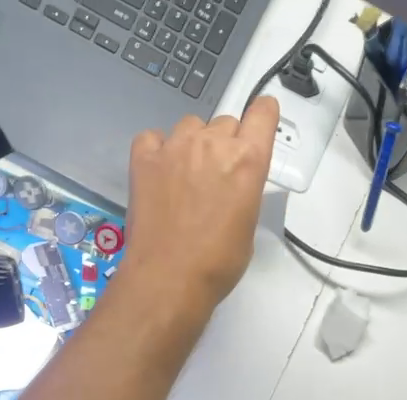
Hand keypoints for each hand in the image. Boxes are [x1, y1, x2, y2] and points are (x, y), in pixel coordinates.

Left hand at [119, 96, 279, 312]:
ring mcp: (175, 146)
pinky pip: (154, 138)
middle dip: (225, 144)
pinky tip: (161, 173)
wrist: (169, 278)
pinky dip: (159, 149)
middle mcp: (213, 143)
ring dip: (193, 145)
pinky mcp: (144, 157)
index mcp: (247, 160)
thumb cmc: (218, 263)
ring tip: (186, 179)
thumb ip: (245, 190)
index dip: (263, 116)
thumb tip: (232, 184)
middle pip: (225, 123)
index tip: (259, 124)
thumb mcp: (248, 226)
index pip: (263, 113)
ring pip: (191, 127)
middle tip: (218, 178)